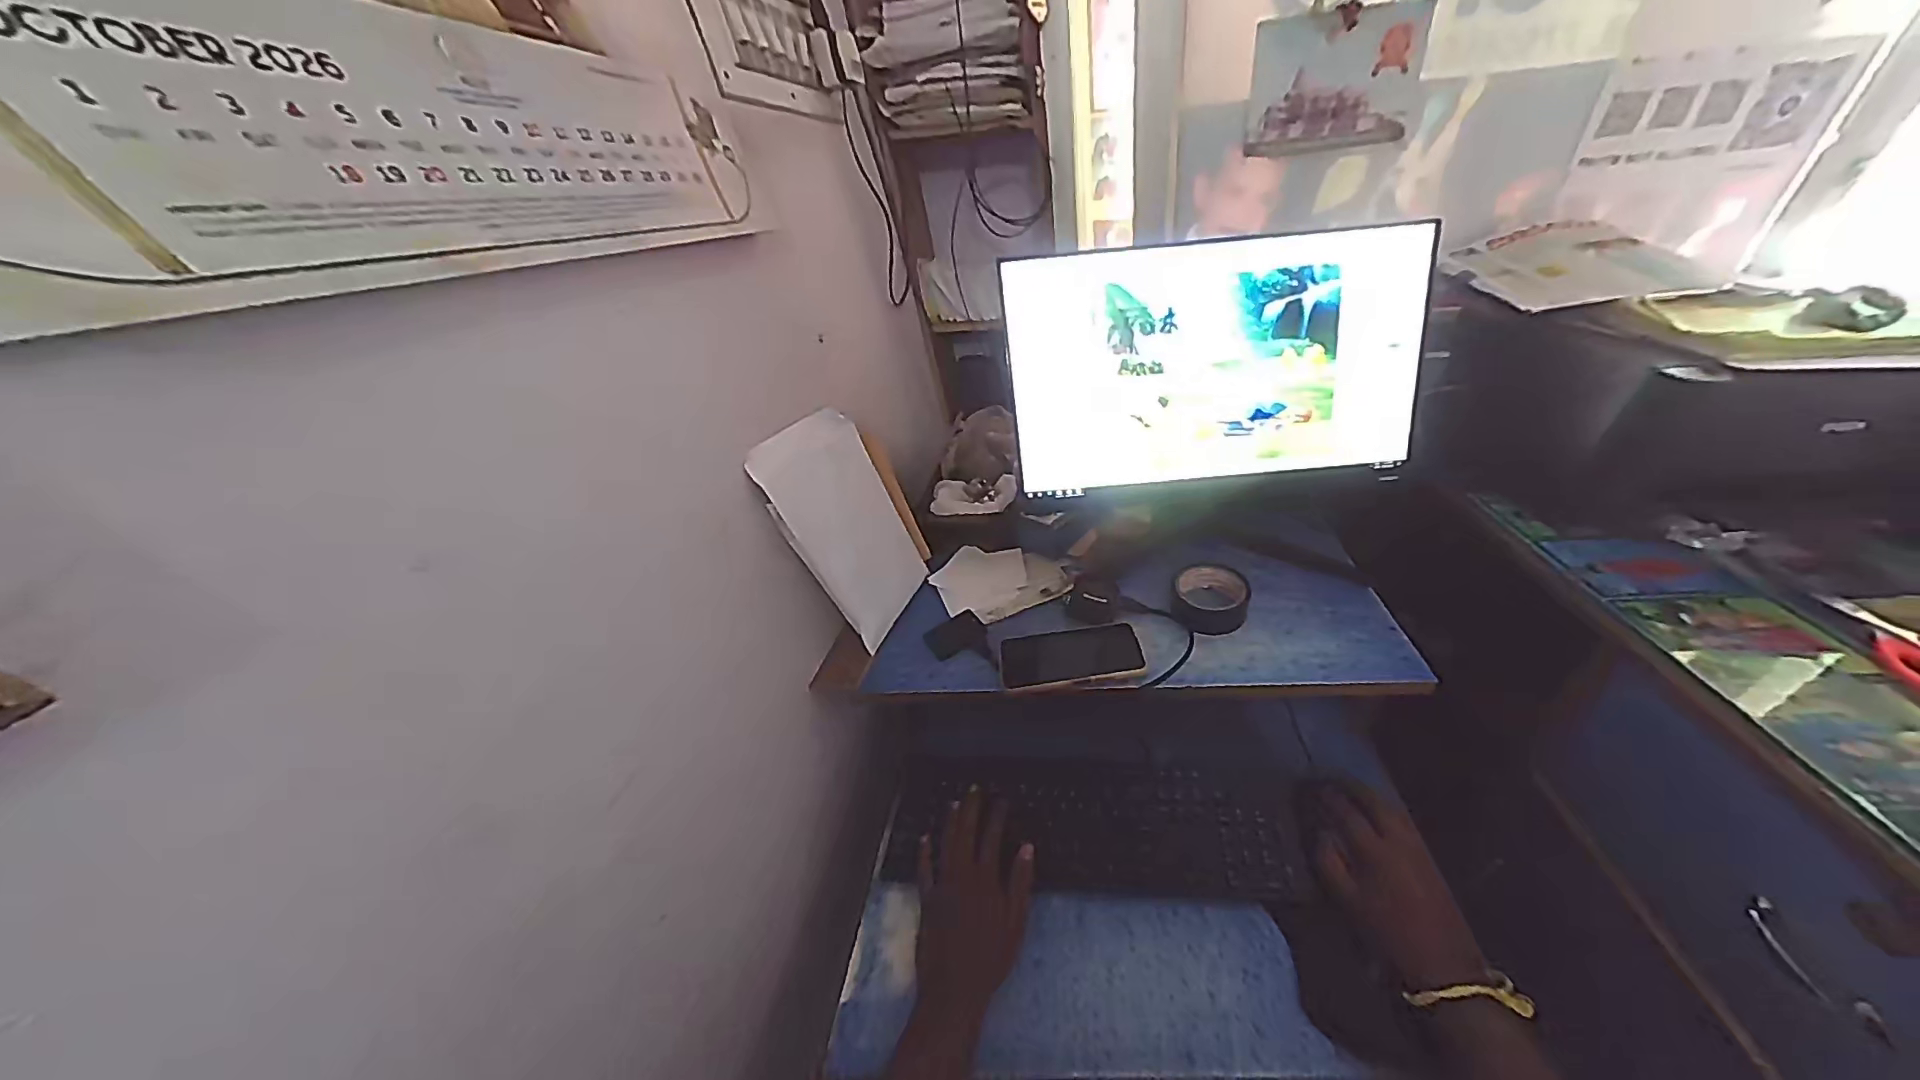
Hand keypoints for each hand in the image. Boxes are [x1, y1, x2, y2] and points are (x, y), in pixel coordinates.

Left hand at [914, 788, 1034, 1018]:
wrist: (955, 987)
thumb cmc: (991, 958)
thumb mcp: (1016, 923)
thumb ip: (1020, 883)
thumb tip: (1026, 847)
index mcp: (986, 880)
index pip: (992, 838)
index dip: (996, 816)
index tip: (1002, 800)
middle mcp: (962, 876)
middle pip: (965, 834)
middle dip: (971, 809)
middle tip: (975, 789)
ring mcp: (941, 886)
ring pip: (945, 845)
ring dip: (950, 822)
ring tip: (955, 803)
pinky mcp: (926, 899)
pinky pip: (924, 869)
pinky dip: (924, 851)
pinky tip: (926, 837)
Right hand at [1308, 781, 1486, 989]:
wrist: (1442, 963)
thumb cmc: (1387, 933)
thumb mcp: (1347, 901)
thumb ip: (1329, 861)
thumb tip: (1319, 832)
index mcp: (1373, 850)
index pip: (1344, 811)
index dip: (1324, 795)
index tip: (1307, 785)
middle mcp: (1396, 839)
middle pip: (1371, 800)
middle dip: (1348, 785)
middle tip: (1327, 777)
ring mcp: (1416, 845)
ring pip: (1390, 807)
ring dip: (1368, 793)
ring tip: (1348, 787)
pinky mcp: (1427, 855)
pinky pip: (1401, 818)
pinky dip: (1384, 806)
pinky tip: (1375, 810)